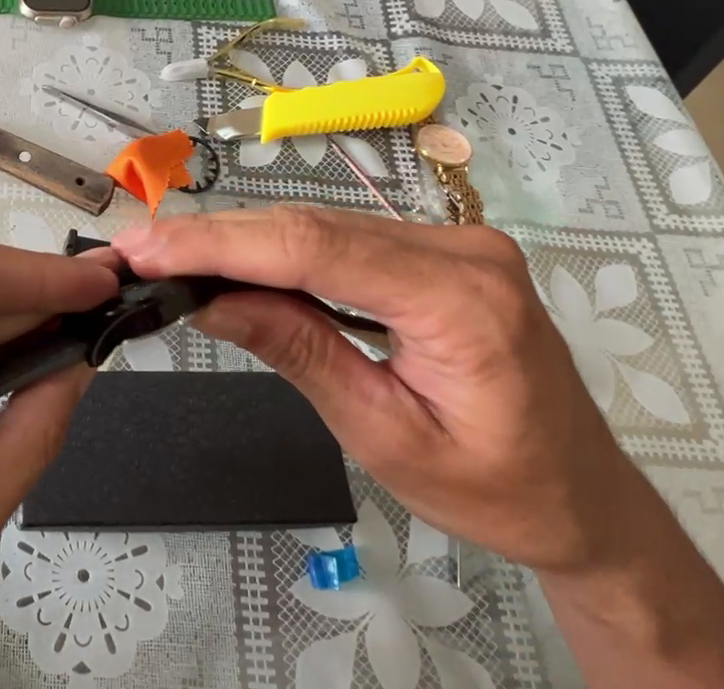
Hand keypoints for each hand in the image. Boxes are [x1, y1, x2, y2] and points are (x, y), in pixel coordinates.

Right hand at [112, 205, 652, 573]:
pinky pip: (345, 239)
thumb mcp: (385, 435)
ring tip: (169, 256)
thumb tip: (213, 301)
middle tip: (139, 251)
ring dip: (242, 241)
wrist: (584, 497)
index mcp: (462, 299)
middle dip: (217, 237)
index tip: (147, 248)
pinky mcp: (442, 251)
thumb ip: (301, 353)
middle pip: (312, 226)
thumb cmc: (496, 490)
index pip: (314, 248)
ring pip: (322, 226)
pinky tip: (233, 260)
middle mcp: (462, 249)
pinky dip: (281, 251)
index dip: (220, 243)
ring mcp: (456, 242)